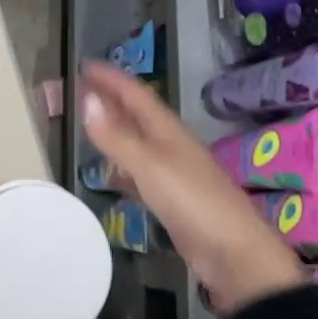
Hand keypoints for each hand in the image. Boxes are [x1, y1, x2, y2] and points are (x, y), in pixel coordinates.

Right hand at [81, 62, 305, 314]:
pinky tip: (112, 176)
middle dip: (110, 101)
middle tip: (82, 88)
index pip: (136, 95)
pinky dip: (122, 170)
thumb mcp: (149, 165)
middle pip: (137, 116)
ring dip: (115, 132)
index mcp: (168, 132)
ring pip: (137, 145)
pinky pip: (140, 176)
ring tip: (90, 125)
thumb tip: (86, 99)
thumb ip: (116, 136)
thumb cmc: (193, 202)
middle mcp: (170, 147)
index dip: (112, 79)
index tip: (86, 65)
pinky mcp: (172, 202)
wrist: (234, 253)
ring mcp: (173, 174)